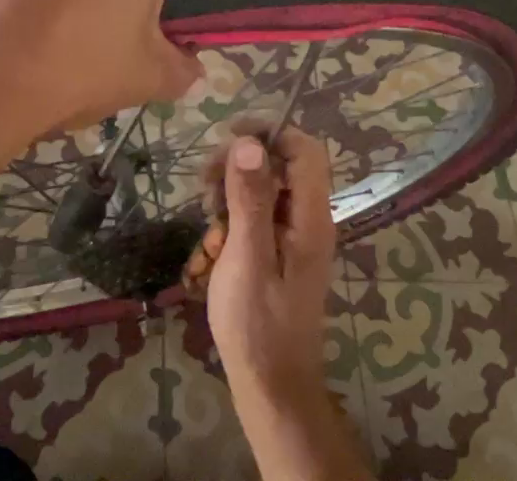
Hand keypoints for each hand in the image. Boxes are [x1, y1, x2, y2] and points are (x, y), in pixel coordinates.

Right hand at [205, 127, 336, 398]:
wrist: (270, 385)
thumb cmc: (257, 324)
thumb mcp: (246, 257)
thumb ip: (248, 199)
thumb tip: (249, 142)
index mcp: (312, 218)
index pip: (305, 150)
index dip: (270, 132)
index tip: (227, 137)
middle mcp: (310, 220)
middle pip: (282, 165)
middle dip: (240, 167)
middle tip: (204, 187)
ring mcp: (296, 237)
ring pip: (264, 190)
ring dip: (230, 196)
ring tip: (208, 226)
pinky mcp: (281, 253)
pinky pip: (257, 217)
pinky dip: (232, 222)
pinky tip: (214, 247)